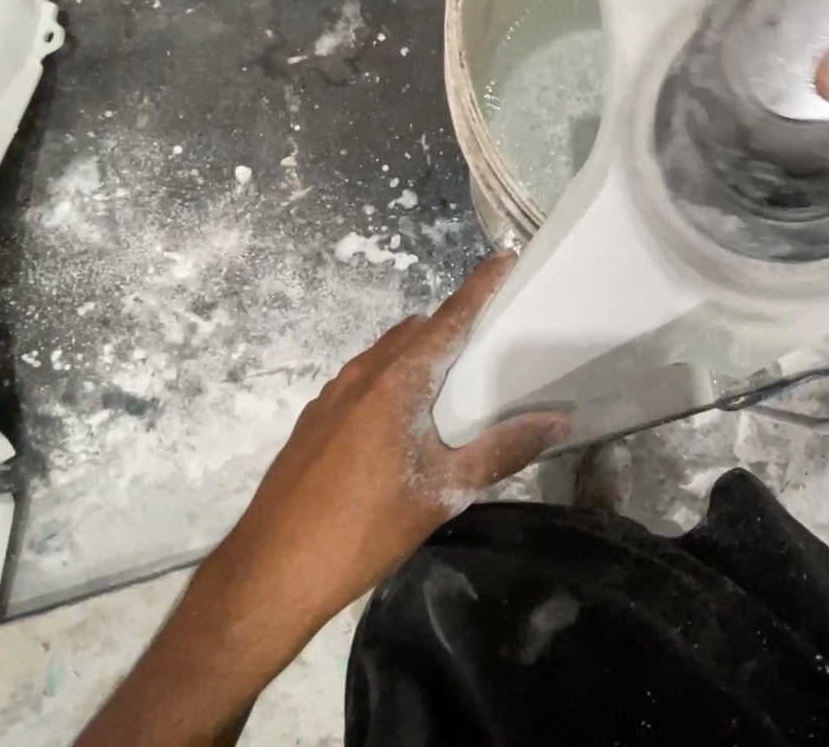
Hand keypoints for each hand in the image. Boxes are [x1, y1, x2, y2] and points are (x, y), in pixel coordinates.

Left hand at [205, 251, 569, 623]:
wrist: (271, 572)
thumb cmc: (365, 528)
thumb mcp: (444, 492)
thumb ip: (504, 451)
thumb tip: (558, 423)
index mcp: (399, 381)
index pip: (450, 318)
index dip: (481, 286)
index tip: (505, 256)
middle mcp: (363, 373)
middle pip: (419, 330)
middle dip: (455, 324)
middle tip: (492, 341)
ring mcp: (332, 394)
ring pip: (388, 353)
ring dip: (422, 353)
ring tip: (453, 385)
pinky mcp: (315, 418)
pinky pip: (365, 379)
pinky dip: (394, 379)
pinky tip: (403, 424)